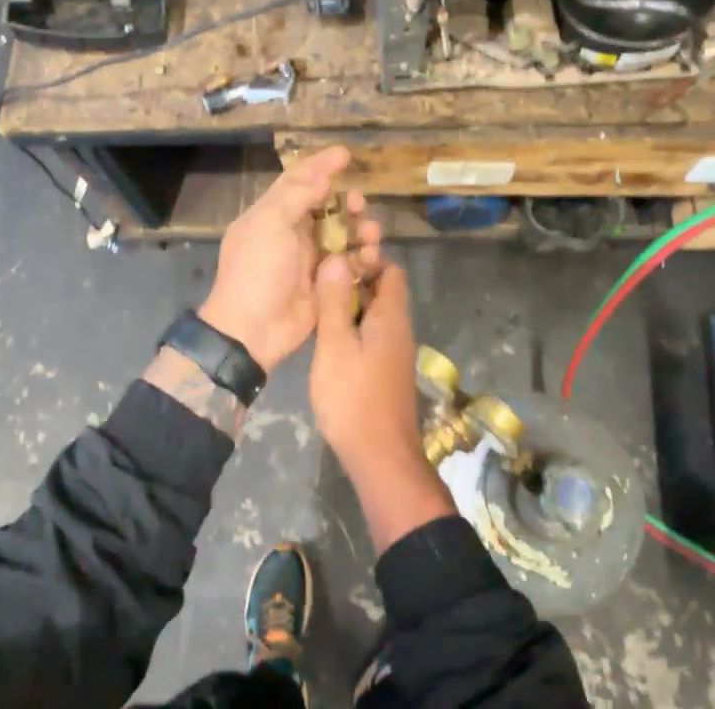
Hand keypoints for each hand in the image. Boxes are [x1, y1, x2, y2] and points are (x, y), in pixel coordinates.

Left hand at [197, 146, 382, 372]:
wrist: (254, 329)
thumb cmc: (256, 270)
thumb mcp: (269, 224)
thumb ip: (296, 197)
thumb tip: (321, 178)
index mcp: (271, 215)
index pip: (297, 181)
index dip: (319, 165)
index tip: (345, 153)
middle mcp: (292, 233)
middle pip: (326, 207)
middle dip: (346, 201)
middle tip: (359, 201)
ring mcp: (310, 260)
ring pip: (343, 234)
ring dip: (359, 228)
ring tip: (369, 232)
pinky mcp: (327, 284)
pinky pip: (350, 264)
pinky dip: (363, 257)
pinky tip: (371, 256)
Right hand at [310, 258, 452, 551]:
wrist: (381, 457)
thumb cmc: (353, 397)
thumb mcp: (335, 345)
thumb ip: (335, 302)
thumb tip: (337, 258)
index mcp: (390, 316)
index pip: (389, 270)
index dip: (364, 258)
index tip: (333, 258)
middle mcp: (398, 329)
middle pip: (381, 291)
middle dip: (353, 281)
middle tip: (317, 279)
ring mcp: (394, 353)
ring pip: (374, 316)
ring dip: (350, 307)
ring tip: (316, 305)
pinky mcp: (386, 372)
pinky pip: (371, 336)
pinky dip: (353, 329)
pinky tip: (327, 339)